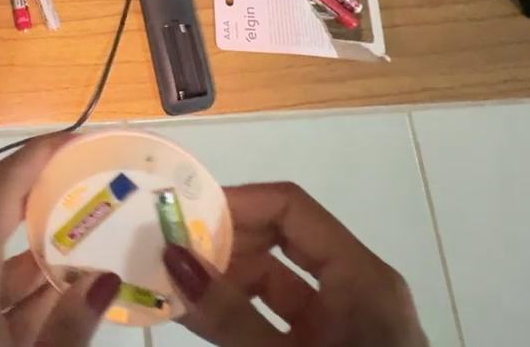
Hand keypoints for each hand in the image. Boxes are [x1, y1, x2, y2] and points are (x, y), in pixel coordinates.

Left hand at [0, 135, 123, 346]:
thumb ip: (72, 324)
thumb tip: (106, 275)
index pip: (3, 187)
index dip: (39, 153)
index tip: (78, 137)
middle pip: (1, 222)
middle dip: (51, 208)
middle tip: (98, 189)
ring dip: (42, 260)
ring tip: (96, 243)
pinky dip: (24, 296)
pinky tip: (66, 300)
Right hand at [160, 182, 425, 346]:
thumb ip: (228, 315)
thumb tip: (171, 255)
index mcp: (361, 278)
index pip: (289, 207)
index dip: (236, 202)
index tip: (182, 214)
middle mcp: (355, 290)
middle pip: (280, 239)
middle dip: (222, 243)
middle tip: (169, 249)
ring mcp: (345, 326)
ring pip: (274, 281)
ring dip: (224, 280)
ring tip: (173, 285)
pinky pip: (277, 318)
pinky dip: (238, 315)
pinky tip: (198, 318)